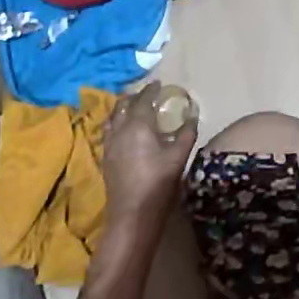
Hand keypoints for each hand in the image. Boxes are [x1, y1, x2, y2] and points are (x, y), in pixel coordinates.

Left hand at [101, 82, 198, 242]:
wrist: (132, 215)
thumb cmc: (158, 183)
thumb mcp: (180, 156)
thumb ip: (187, 132)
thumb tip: (192, 114)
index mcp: (138, 125)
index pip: (144, 99)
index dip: (151, 89)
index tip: (159, 83)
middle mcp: (120, 130)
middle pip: (123, 105)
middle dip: (135, 96)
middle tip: (147, 94)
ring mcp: (110, 144)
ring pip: (113, 118)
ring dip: (122, 108)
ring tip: (133, 107)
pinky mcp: (105, 157)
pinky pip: (109, 131)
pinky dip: (116, 123)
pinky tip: (124, 130)